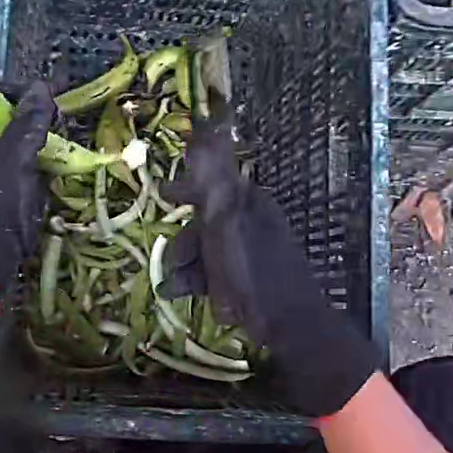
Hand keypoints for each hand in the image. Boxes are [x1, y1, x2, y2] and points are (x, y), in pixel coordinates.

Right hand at [161, 115, 380, 415]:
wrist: (289, 323)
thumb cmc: (252, 270)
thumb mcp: (226, 220)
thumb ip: (212, 179)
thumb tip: (206, 129)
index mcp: (246, 202)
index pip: (210, 183)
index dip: (183, 189)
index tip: (163, 195)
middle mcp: (249, 222)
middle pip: (202, 223)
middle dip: (182, 243)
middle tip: (169, 263)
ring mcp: (249, 251)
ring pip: (205, 251)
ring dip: (185, 267)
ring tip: (174, 288)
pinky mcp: (248, 278)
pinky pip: (214, 272)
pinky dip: (198, 281)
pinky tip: (187, 296)